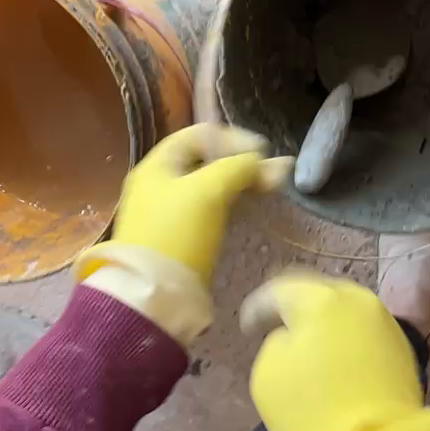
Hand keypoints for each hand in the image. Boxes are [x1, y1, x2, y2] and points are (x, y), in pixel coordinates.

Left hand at [73, 124, 289, 341]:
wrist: (153, 296)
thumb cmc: (177, 234)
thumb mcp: (208, 191)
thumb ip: (238, 167)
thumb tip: (263, 161)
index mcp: (157, 166)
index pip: (199, 135)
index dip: (233, 138)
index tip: (262, 152)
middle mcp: (161, 184)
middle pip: (208, 159)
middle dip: (244, 161)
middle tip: (276, 171)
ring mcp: (171, 211)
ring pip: (214, 183)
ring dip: (244, 180)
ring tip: (274, 184)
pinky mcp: (184, 235)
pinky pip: (213, 206)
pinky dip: (236, 200)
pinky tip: (256, 202)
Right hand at [242, 273, 429, 430]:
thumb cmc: (313, 411)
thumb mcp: (269, 374)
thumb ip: (277, 340)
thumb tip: (294, 335)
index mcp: (320, 299)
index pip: (280, 290)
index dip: (259, 306)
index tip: (247, 327)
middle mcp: (356, 298)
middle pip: (318, 291)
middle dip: (295, 306)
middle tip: (276, 325)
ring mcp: (383, 319)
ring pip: (345, 307)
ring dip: (324, 319)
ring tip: (308, 340)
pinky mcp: (400, 342)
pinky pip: (364, 327)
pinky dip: (346, 335)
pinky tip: (336, 354)